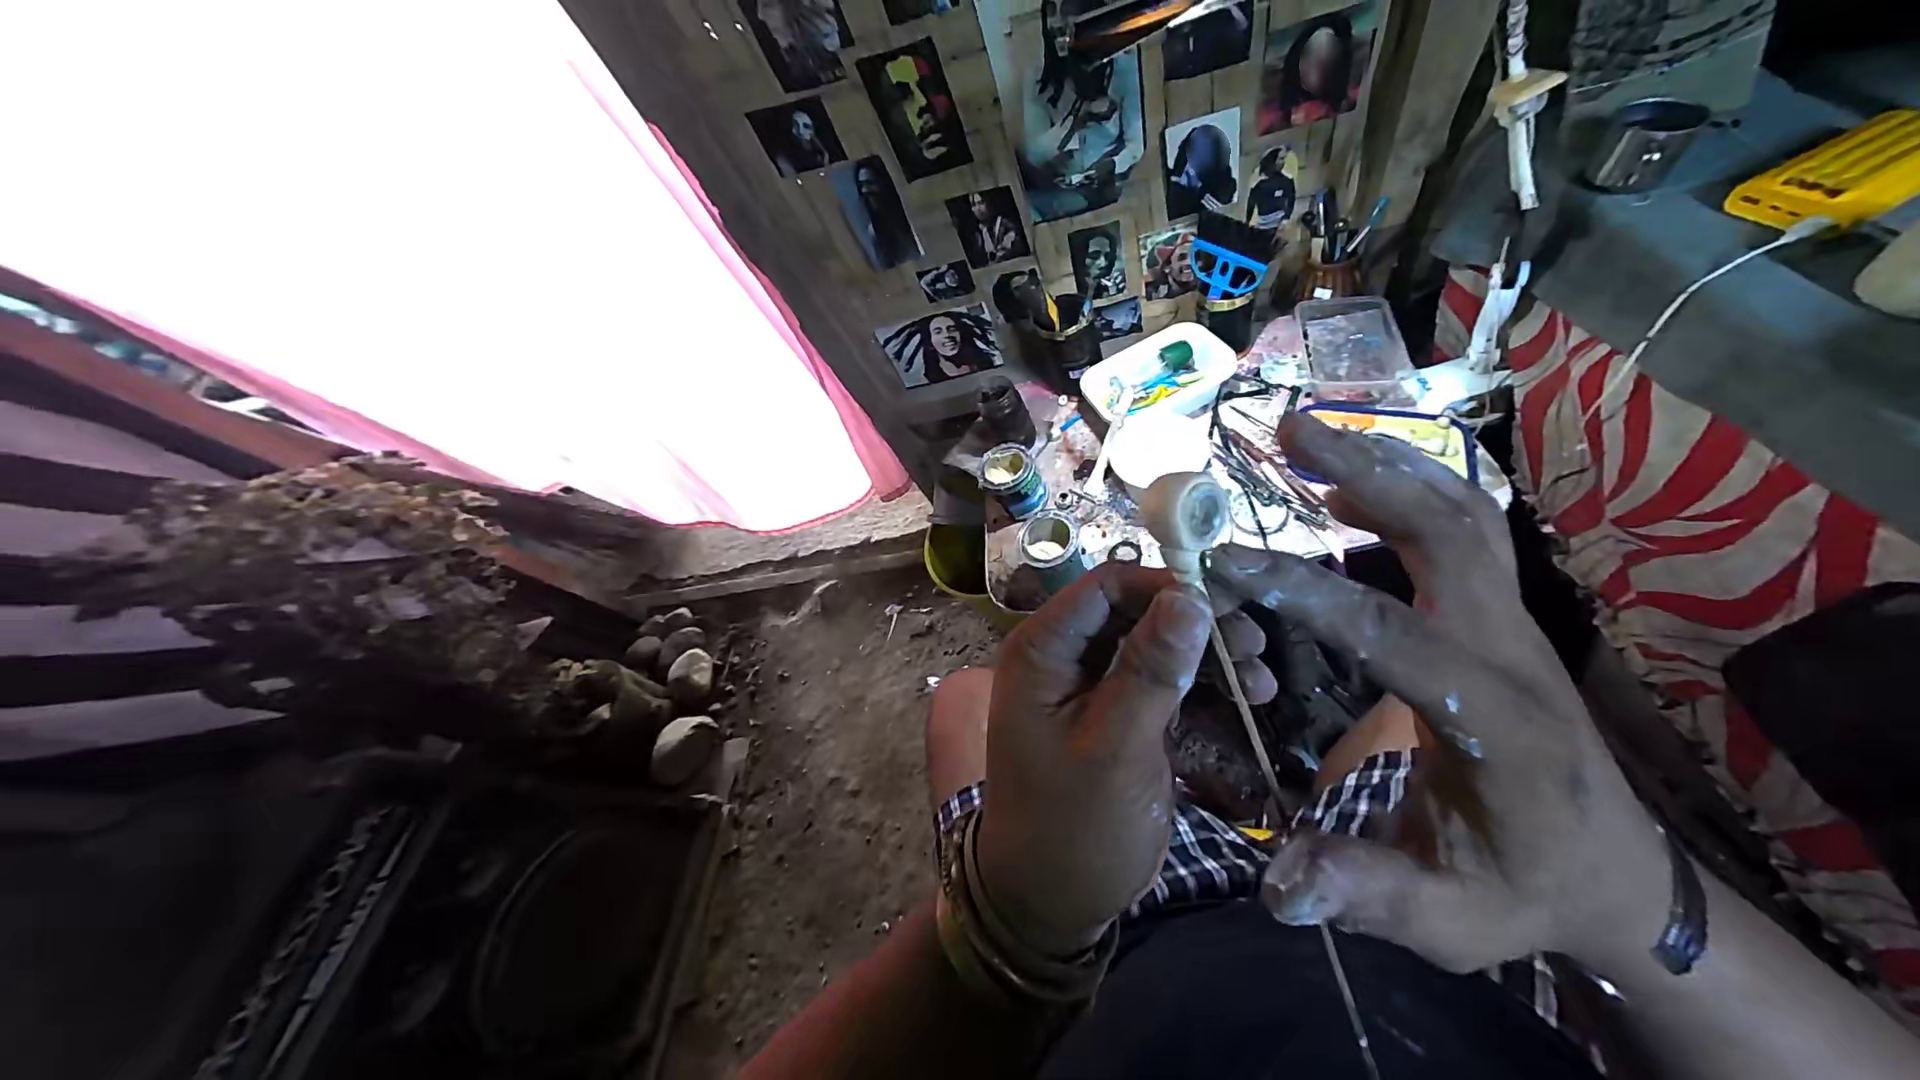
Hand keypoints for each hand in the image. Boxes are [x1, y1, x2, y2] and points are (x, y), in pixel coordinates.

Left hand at [974, 564, 1274, 955]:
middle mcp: (1063, 655)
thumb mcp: (1115, 747)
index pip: (1105, 586)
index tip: (1226, 605)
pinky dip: (1203, 683)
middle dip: (1194, 622)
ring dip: (1208, 653)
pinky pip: (1161, 678)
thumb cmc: (1073, 825)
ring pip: (1154, 642)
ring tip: (1261, 679)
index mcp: (1042, 651)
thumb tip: (1190, 595)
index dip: (1163, 585)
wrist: (1052, 897)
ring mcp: (1091, 683)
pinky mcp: (1118, 711)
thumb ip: (1150, 670)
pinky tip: (1248, 696)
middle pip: (1134, 610)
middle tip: (1254, 645)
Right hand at [1207, 414, 1671, 972]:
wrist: (1616, 874)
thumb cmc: (1521, 888)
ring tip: (1307, 432)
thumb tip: (1279, 885)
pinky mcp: (1500, 616)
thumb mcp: (1447, 918)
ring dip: (1383, 463)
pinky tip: (1346, 488)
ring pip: (1460, 514)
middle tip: (1287, 432)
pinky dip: (1403, 489)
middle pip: (1451, 532)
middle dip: (1365, 472)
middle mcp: (1511, 650)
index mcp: (1495, 719)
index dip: (1304, 591)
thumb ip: (1366, 892)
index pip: (1391, 633)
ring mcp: (1512, 624)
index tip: (1225, 561)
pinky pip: (1460, 529)